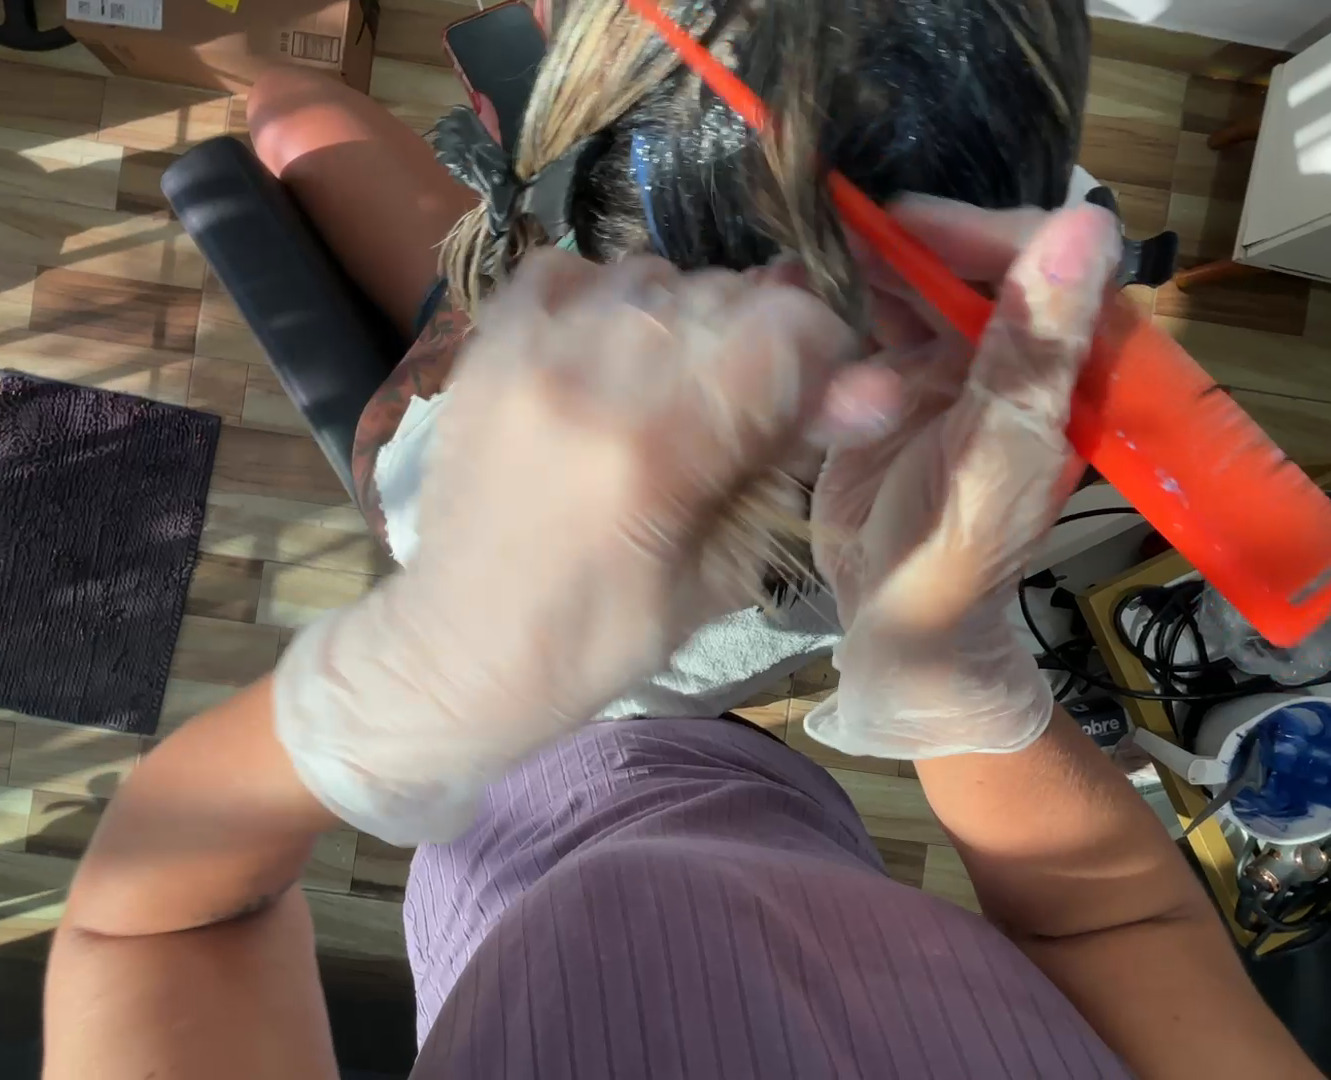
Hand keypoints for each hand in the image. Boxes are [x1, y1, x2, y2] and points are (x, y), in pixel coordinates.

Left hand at [273, 250, 876, 843]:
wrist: (459, 648)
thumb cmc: (593, 642)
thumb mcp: (711, 580)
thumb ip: (781, 471)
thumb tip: (872, 390)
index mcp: (653, 453)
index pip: (779, 330)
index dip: (821, 348)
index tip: (814, 386)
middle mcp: (587, 382)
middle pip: (719, 294)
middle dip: (755, 339)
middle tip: (739, 401)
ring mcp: (524, 356)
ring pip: (647, 275)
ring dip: (681, 319)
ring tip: (667, 381)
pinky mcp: (482, 352)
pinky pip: (563, 270)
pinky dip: (600, 297)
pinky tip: (601, 351)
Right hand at [804, 198, 1120, 759]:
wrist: (897, 608)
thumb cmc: (958, 544)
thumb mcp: (1000, 449)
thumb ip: (1029, 349)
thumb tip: (1086, 223)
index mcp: (1054, 363)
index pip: (1035, 258)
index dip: (975, 231)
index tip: (903, 225)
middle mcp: (1000, 354)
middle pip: (965, 265)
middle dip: (908, 243)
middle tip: (838, 229)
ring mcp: (939, 371)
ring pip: (910, 291)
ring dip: (866, 270)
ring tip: (814, 254)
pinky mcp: (884, 391)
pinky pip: (865, 332)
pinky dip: (838, 310)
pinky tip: (801, 297)